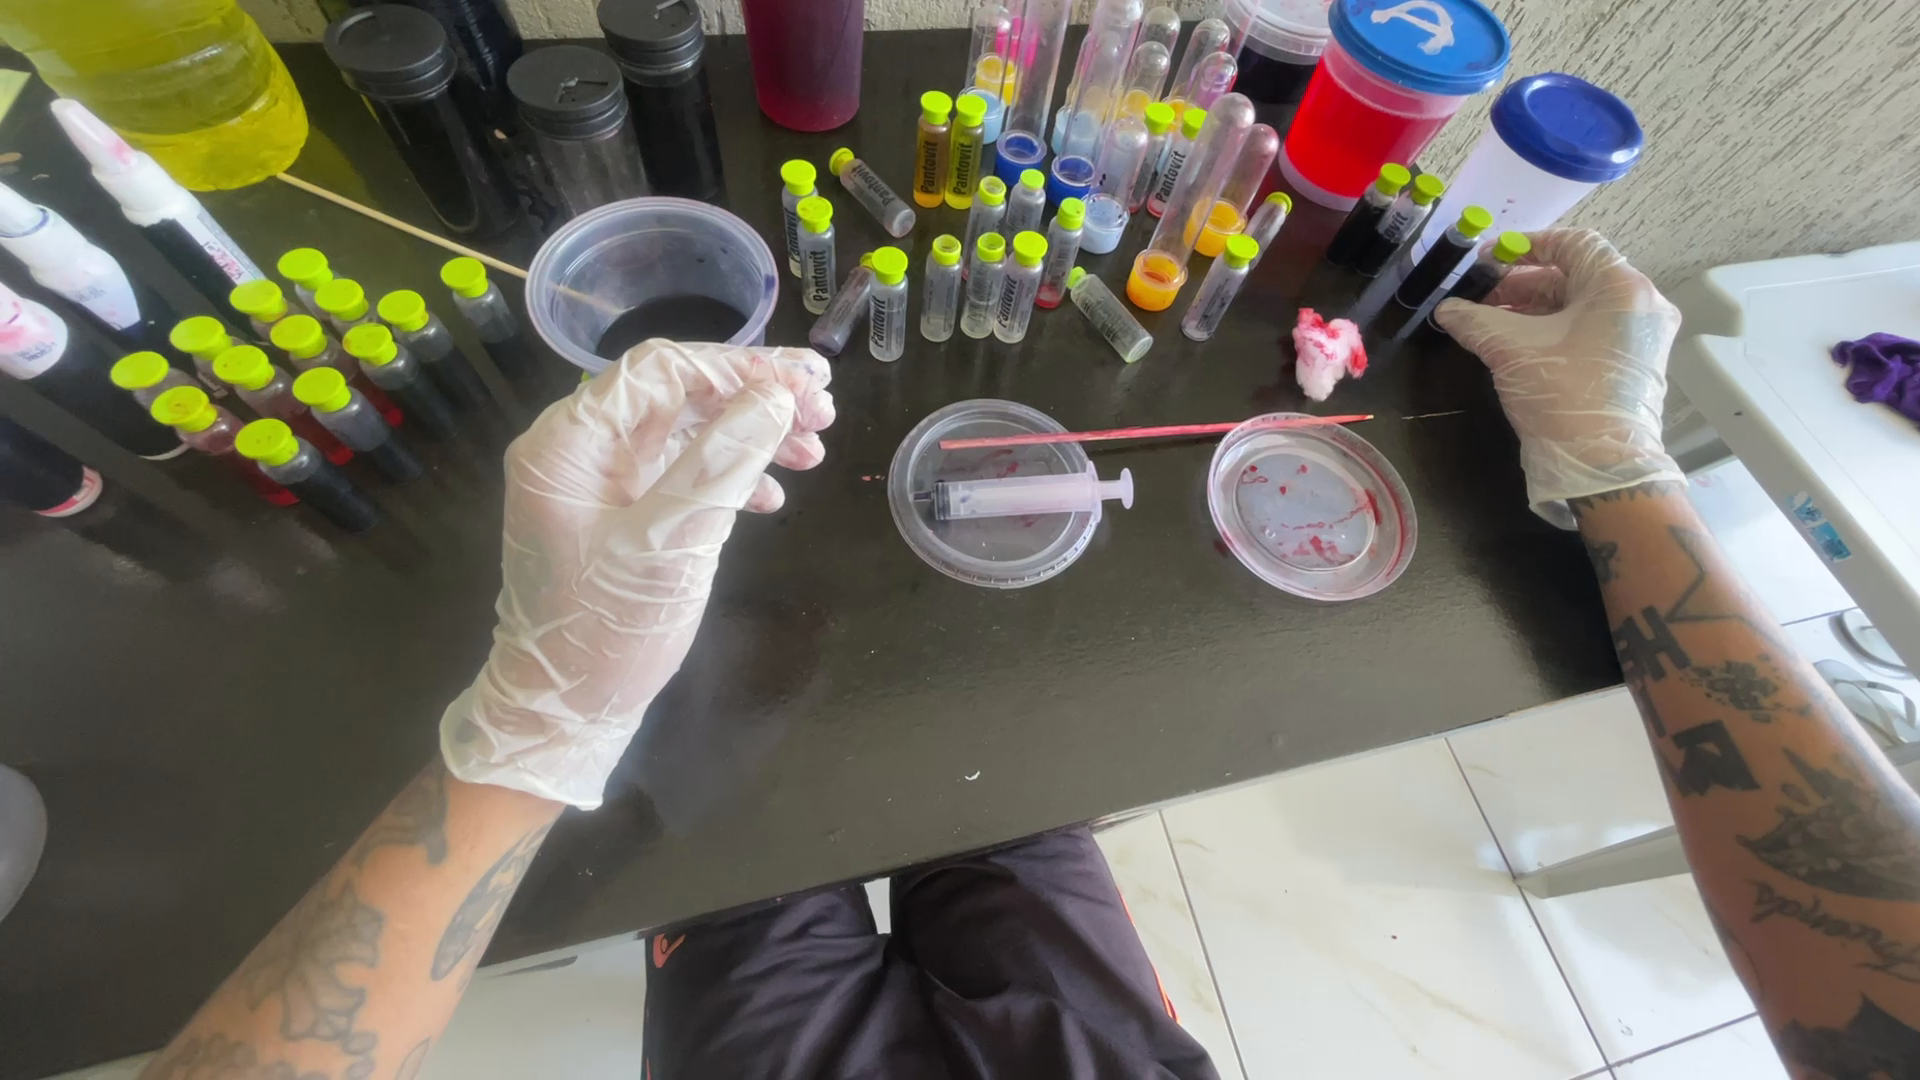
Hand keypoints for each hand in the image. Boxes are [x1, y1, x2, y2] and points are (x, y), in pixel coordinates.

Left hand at [441, 341, 834, 807]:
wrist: (569, 710)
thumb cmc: (605, 630)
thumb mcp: (668, 543)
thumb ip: (720, 463)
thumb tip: (777, 396)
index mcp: (570, 443)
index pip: (661, 371)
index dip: (739, 368)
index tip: (807, 385)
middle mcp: (587, 449)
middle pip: (682, 395)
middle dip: (756, 396)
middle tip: (824, 409)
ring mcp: (611, 482)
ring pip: (694, 431)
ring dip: (756, 434)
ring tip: (815, 451)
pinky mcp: (635, 513)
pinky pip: (692, 473)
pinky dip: (738, 475)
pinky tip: (775, 497)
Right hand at [1433, 228, 1683, 526]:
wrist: (1599, 459)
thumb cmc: (1562, 392)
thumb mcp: (1509, 350)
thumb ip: (1474, 321)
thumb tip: (1446, 309)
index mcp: (1621, 287)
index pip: (1575, 244)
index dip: (1527, 245)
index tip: (1487, 259)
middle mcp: (1639, 302)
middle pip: (1575, 275)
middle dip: (1522, 283)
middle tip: (1479, 298)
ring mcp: (1638, 334)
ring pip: (1579, 304)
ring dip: (1531, 307)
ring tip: (1489, 324)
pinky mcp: (1629, 361)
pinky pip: (1587, 328)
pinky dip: (1549, 328)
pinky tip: (1516, 345)